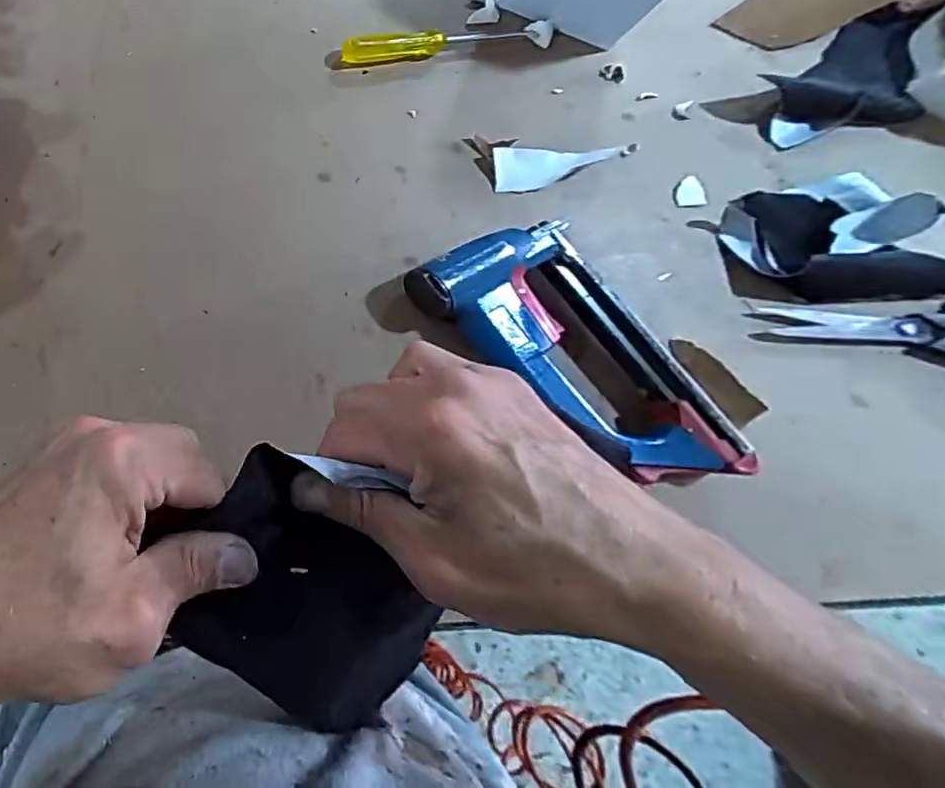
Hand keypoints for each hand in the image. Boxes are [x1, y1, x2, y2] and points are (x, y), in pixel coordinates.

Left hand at [0, 418, 257, 726]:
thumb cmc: (33, 626)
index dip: (218, 525)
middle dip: (189, 507)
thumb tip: (245, 553)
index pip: (207, 475)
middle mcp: (96, 431)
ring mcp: (64, 441)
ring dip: (156, 503)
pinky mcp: (43, 460)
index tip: (204, 572)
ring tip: (135, 563)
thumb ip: (196, 569)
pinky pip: (110, 466)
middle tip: (170, 569)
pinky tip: (101, 547)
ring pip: (145, 459)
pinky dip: (124, 498)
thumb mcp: (132, 615)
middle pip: (178, 455)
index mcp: (122, 456)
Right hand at [292, 342, 711, 648]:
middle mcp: (452, 384)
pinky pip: (442, 369)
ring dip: (389, 412)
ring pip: (399, 372)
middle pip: (361, 395)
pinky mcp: (510, 381)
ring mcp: (485, 376)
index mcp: (430, 427)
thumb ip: (363, 512)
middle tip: (388, 492)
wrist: (638, 561)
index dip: (329, 468)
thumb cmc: (536, 573)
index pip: (340, 427)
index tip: (348, 504)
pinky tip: (455, 442)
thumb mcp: (436, 562)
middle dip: (355, 442)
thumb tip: (307, 487)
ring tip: (418, 461)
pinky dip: (426, 398)